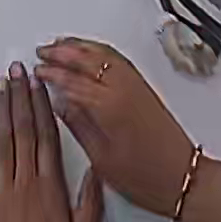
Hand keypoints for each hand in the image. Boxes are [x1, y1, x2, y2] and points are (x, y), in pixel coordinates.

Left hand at [0, 63, 103, 221]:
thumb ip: (89, 210)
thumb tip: (94, 171)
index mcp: (49, 196)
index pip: (46, 138)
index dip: (42, 106)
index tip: (39, 82)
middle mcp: (23, 189)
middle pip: (22, 132)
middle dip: (19, 97)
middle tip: (16, 69)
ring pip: (0, 142)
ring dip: (0, 110)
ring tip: (0, 84)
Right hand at [36, 39, 194, 216]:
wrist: (182, 177)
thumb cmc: (146, 176)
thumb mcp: (101, 158)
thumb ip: (78, 126)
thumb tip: (60, 105)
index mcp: (108, 105)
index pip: (71, 80)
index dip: (51, 74)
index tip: (37, 72)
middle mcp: (121, 87)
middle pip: (85, 58)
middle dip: (61, 52)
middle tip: (42, 52)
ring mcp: (133, 82)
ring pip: (100, 52)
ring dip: (78, 45)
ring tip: (60, 44)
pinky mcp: (141, 84)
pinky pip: (113, 56)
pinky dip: (96, 48)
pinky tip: (89, 49)